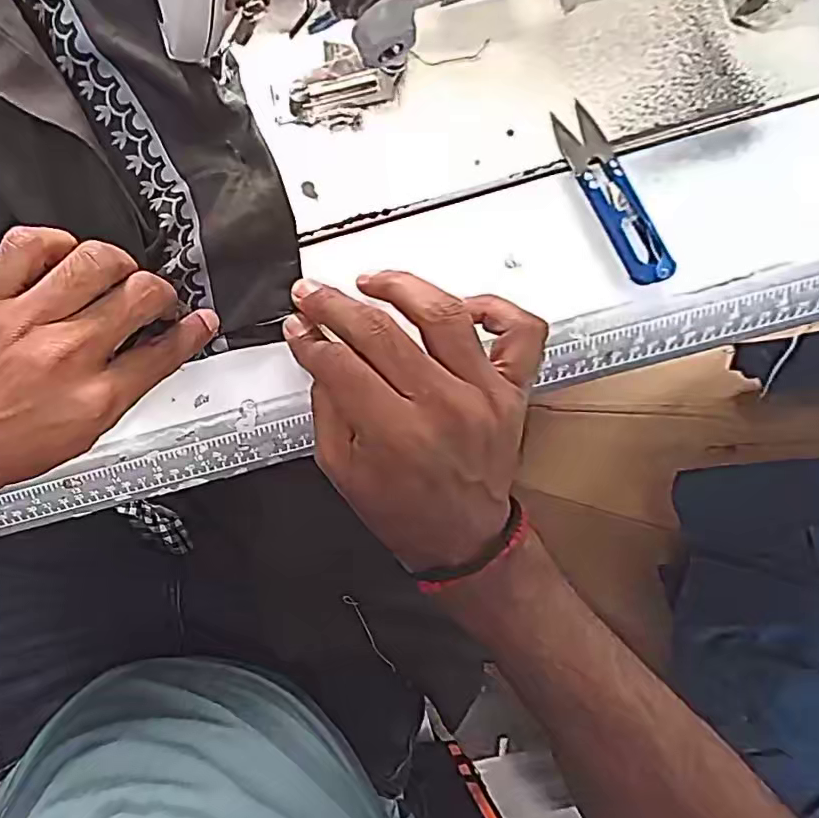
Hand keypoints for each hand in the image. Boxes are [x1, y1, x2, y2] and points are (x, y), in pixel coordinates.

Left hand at [0, 227, 217, 533]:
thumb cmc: (13, 446)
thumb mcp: (87, 432)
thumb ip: (129, 386)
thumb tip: (161, 350)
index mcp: (95, 397)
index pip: (163, 350)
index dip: (190, 329)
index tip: (197, 319)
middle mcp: (65, 355)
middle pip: (139, 295)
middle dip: (160, 293)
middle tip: (153, 299)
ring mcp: (25, 323)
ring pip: (94, 261)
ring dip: (118, 264)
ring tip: (114, 276)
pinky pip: (26, 245)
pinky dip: (53, 241)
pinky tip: (62, 257)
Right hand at [281, 272, 546, 572]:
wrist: (462, 537)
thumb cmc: (404, 510)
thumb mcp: (340, 467)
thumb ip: (327, 408)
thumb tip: (320, 357)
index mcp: (393, 432)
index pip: (339, 362)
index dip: (309, 338)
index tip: (298, 326)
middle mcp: (441, 406)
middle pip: (378, 331)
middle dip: (333, 305)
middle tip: (313, 294)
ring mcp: (482, 393)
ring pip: (442, 314)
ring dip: (400, 287)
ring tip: (372, 281)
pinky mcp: (511, 390)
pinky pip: (520, 330)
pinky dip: (494, 305)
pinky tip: (459, 303)